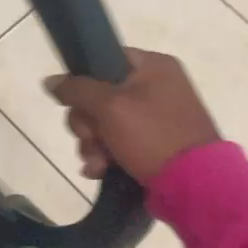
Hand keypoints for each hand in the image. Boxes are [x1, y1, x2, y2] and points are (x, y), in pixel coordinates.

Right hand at [43, 48, 220, 184]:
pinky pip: (118, 141)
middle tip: (91, 140)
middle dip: (87, 124)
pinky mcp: (155, 143)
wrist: (197, 187)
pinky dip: (106, 155)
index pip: (103, 59)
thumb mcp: (110, 107)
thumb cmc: (153, 136)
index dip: (83, 82)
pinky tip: (100, 170)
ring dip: (92, 144)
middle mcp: (157, 86)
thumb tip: (50, 80)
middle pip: (98, 95)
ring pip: (104, 122)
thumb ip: (76, 90)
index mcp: (154, 66)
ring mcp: (157, 116)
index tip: (77, 104)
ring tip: (97, 164)